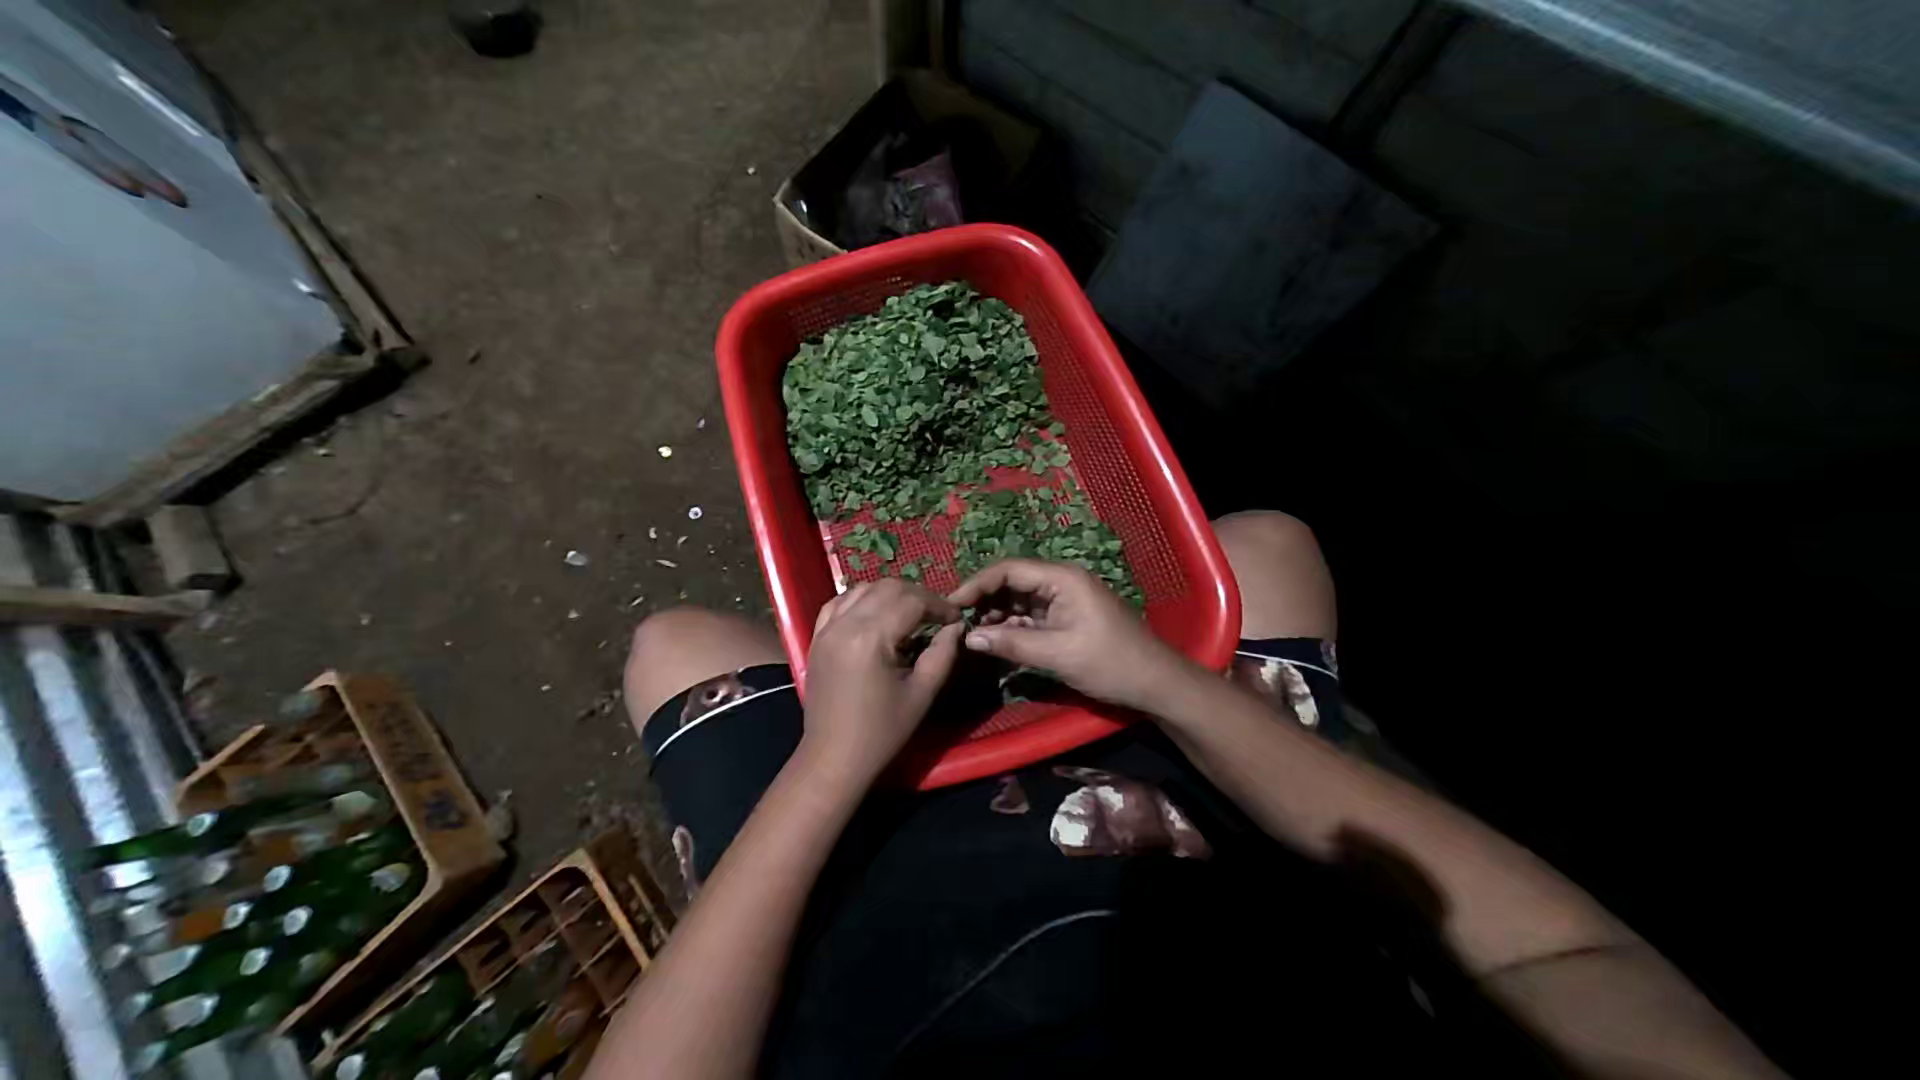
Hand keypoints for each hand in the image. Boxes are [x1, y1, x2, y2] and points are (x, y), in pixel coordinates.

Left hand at [802, 579, 963, 786]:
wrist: (833, 758)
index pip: (912, 601)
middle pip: (888, 588)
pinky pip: (838, 603)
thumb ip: (943, 653)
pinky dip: (861, 600)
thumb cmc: (882, 732)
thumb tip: (956, 626)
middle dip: (918, 595)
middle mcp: (845, 623)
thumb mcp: (922, 693)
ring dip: (891, 594)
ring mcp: (826, 628)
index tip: (956, 620)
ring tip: (910, 613)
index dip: (940, 606)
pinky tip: (875, 613)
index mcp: (871, 637)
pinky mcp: (816, 637)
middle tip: (938, 615)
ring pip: (863, 589)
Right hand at [948, 559, 1191, 710]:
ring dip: (996, 614)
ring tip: (972, 634)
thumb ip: (1011, 643)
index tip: (951, 605)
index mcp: (1062, 578)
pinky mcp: (1067, 618)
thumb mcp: (1057, 653)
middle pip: (1012, 581)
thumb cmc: (1109, 662)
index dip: (976, 585)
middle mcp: (1061, 581)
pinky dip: (1012, 626)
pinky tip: (996, 641)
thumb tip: (968, 638)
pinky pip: (1031, 615)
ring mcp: (1065, 600)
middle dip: (983, 599)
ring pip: (1019, 599)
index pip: (1008, 570)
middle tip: (957, 622)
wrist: (1155, 683)